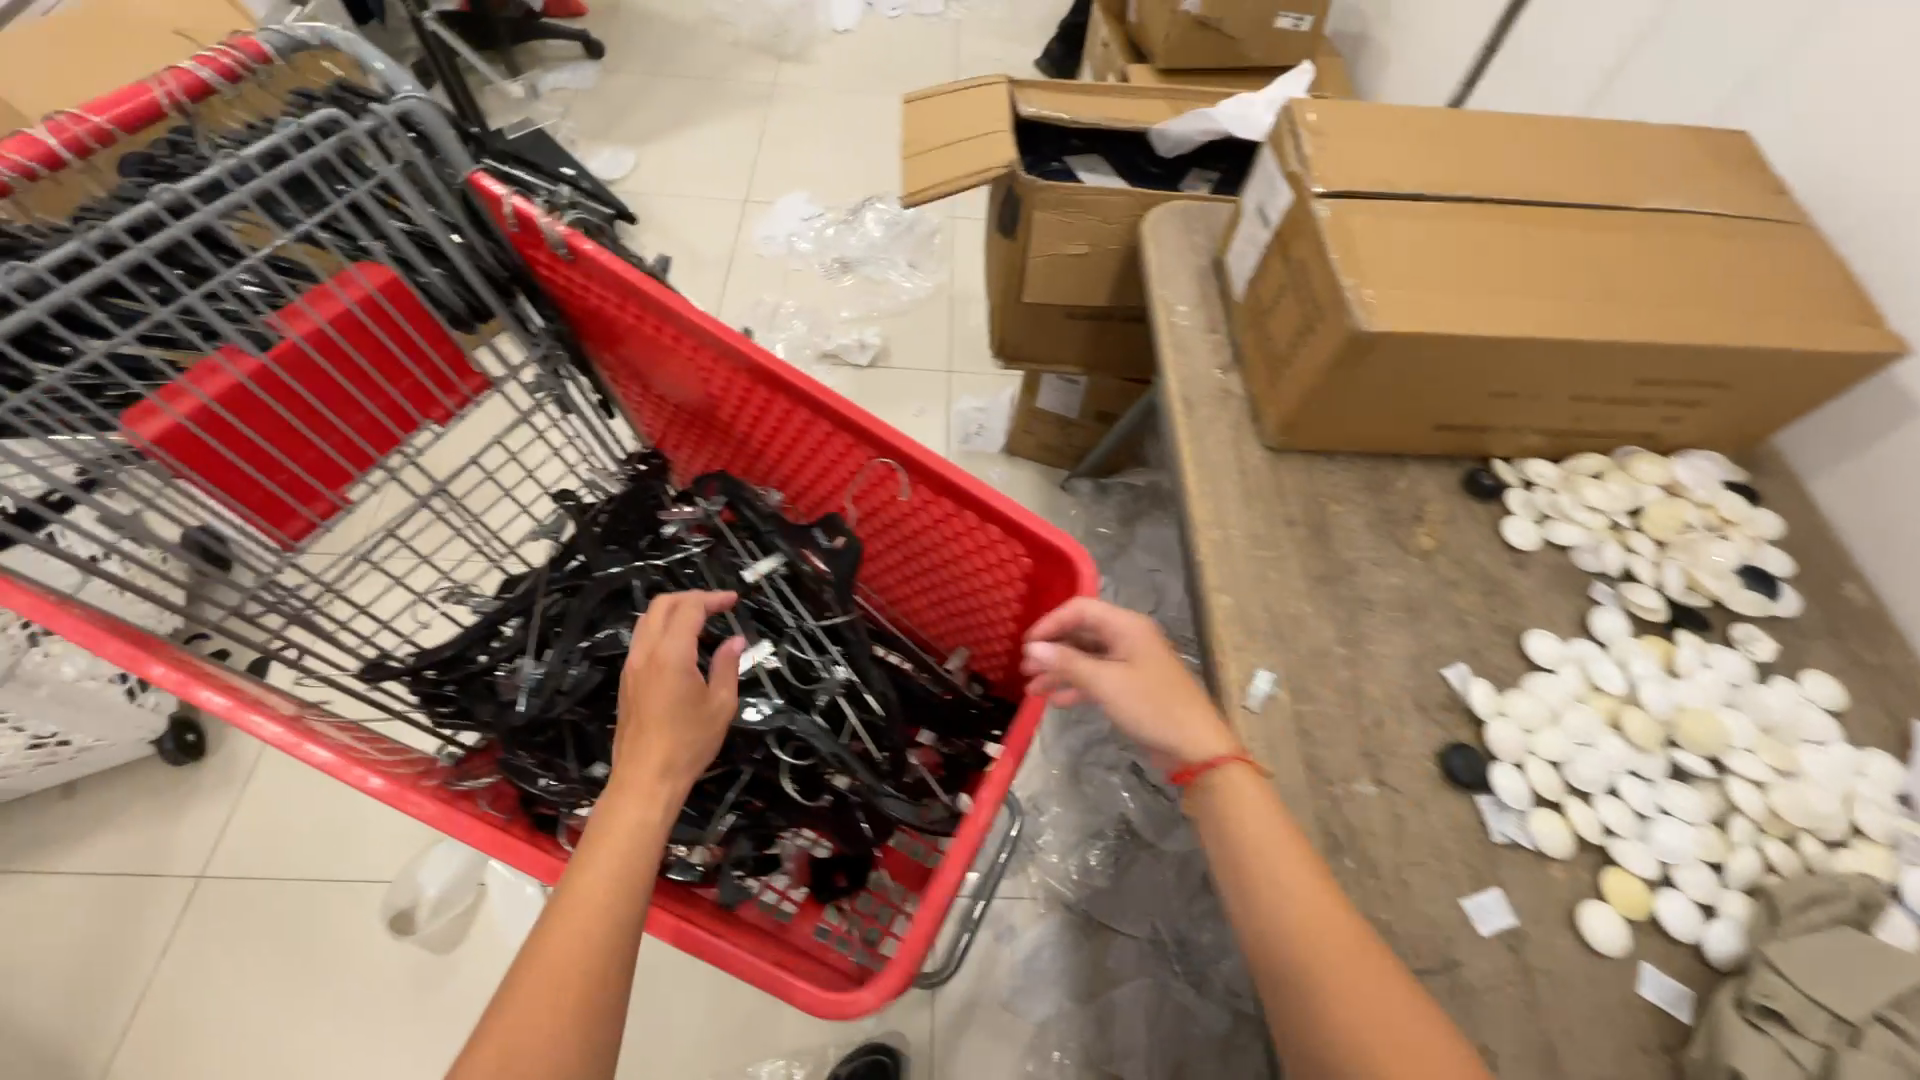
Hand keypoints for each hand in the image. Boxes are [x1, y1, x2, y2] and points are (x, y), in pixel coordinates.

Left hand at [607, 590, 746, 800]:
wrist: (646, 778)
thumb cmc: (689, 743)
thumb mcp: (721, 704)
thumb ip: (727, 666)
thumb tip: (736, 641)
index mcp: (671, 654)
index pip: (690, 608)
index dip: (713, 599)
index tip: (734, 601)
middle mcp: (646, 653)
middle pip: (662, 605)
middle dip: (691, 598)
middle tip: (717, 606)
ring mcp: (631, 666)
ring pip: (647, 620)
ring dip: (674, 612)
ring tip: (702, 622)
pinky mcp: (626, 680)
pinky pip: (642, 640)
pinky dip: (663, 630)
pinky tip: (683, 646)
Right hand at [1022, 597, 1240, 764]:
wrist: (1194, 747)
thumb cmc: (1151, 707)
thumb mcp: (1105, 683)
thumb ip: (1067, 663)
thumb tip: (1032, 647)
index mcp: (1126, 626)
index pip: (1080, 609)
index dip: (1050, 623)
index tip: (1026, 645)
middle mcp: (1128, 637)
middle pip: (1082, 633)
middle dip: (1052, 649)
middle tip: (1024, 668)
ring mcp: (1131, 662)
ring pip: (1087, 657)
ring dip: (1060, 670)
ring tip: (1032, 688)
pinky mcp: (1132, 686)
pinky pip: (1097, 677)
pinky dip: (1077, 686)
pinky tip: (1055, 700)